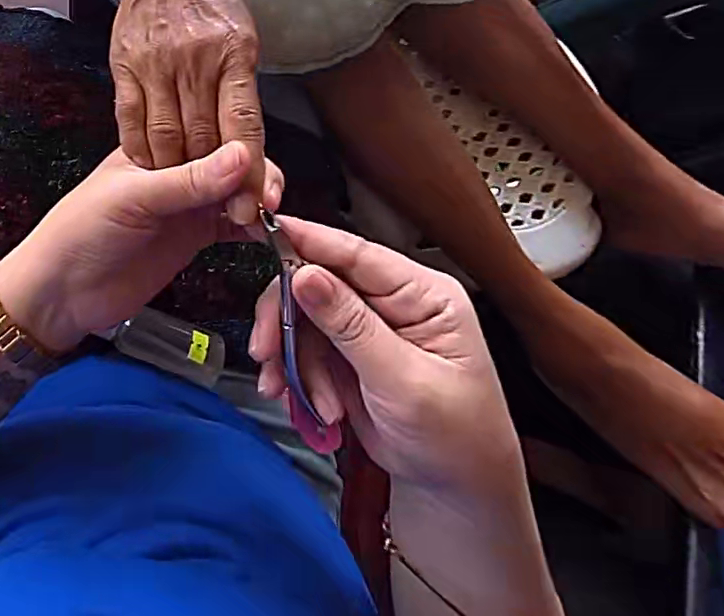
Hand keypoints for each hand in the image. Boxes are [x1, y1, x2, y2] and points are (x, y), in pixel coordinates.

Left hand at [0, 144, 282, 353]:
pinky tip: (268, 233)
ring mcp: (185, 204)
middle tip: (266, 199)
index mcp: (153, 147)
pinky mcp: (192, 236)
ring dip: (257, 200)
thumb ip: (186, 180)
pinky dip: (255, 227)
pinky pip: (233, 226)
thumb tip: (241, 153)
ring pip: (236, 192)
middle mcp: (173, 171)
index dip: (239, 147)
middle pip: (229, 162)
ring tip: (269, 217)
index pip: (207, 134)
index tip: (259, 168)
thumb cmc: (79, 232)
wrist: (62, 291)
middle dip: (255, 175)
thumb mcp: (131, 198)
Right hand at [108, 0, 265, 224]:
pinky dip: (140, 149)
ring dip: (175, 171)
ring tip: (184, 192)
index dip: (248, 174)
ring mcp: (154, 65)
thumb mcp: (243, 36)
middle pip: (202, 139)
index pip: (242, 127)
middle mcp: (193, 62)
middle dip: (213, 183)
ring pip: (164, 136)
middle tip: (221, 210)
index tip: (254, 210)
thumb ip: (241, 89)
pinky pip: (129, 120)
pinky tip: (149, 165)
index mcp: (232, 54)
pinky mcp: (124, 67)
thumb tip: (244, 145)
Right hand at [248, 217, 521, 490]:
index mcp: (422, 294)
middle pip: (314, 280)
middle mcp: (389, 298)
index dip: (306, 239)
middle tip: (267, 349)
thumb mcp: (404, 382)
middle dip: (285, 318)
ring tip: (293, 391)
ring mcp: (363, 321)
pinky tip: (295, 395)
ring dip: (289, 355)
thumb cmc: (457, 440)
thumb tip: (306, 274)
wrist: (453, 491)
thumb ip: (351, 326)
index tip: (266, 232)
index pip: (355, 252)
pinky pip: (298, 340)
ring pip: (298, 312)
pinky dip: (290, 368)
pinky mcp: (341, 343)